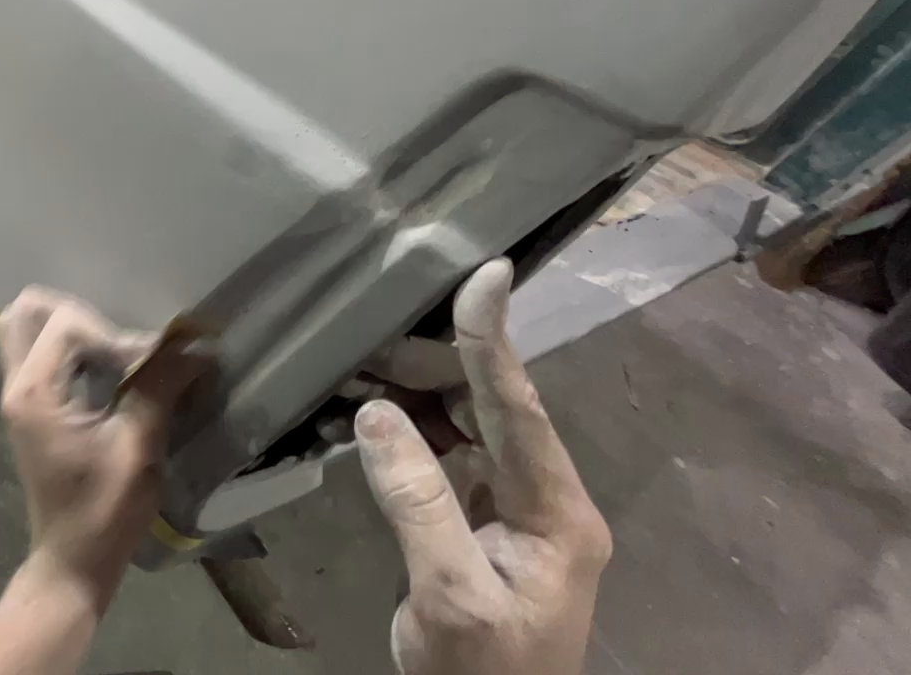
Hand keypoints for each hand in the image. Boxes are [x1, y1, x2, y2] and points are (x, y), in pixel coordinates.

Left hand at [0, 288, 202, 611]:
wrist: (72, 560)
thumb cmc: (104, 511)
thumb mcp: (138, 449)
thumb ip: (159, 388)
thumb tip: (196, 346)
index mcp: (35, 392)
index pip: (68, 325)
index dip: (116, 335)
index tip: (151, 364)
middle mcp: (15, 383)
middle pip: (30, 309)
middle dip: (82, 314)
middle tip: (120, 342)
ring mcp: (15, 392)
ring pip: (23, 325)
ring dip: (67, 323)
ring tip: (109, 345)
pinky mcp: (26, 402)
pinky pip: (31, 348)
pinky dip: (61, 342)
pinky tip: (98, 362)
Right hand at [354, 259, 612, 674]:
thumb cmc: (485, 672)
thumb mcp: (452, 596)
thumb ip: (419, 504)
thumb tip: (376, 412)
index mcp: (557, 511)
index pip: (520, 407)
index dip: (496, 338)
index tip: (487, 274)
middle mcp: (539, 494)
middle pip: (485, 403)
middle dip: (431, 359)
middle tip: (370, 331)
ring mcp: (506, 502)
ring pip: (457, 420)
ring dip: (408, 389)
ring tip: (354, 361)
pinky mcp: (472, 512)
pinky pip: (436, 447)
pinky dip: (397, 424)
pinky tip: (358, 410)